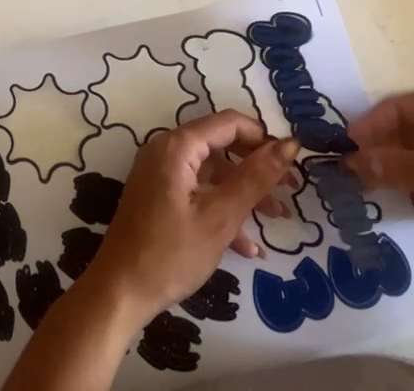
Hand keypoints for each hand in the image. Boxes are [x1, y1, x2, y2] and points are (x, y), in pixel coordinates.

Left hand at [80, 110, 298, 321]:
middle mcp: (165, 151)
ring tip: (277, 217)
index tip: (293, 162)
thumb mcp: (220, 216)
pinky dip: (221, 209)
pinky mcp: (158, 196)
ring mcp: (159, 174)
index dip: (263, 138)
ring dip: (243, 192)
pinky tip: (247, 246)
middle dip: (256, 166)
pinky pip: (197, 191)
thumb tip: (289, 144)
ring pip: (211, 172)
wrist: (120, 291)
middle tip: (289, 190)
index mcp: (176, 146)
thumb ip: (255, 177)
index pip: (228, 123)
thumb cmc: (171, 253)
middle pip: (220, 145)